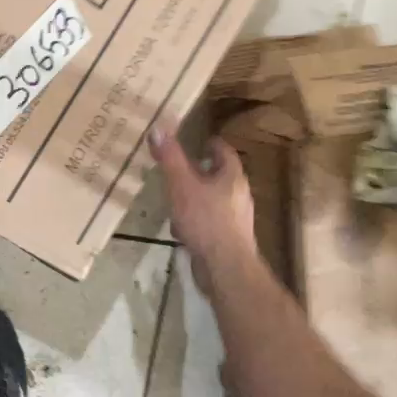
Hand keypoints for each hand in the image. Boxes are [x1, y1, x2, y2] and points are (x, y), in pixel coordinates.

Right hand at [148, 118, 254, 267]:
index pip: (223, 151)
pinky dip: (196, 220)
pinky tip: (180, 229)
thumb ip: (170, 157)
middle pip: (220, 176)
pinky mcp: (228, 240)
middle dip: (200, 171)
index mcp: (232, 177)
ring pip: (214, 200)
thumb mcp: (181, 184)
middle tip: (180, 169)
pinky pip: (210, 222)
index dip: (209, 144)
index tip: (196, 141)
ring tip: (175, 198)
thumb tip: (158, 128)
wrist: (225, 268)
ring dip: (196, 197)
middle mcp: (239, 195)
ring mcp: (236, 219)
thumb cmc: (205, 220)